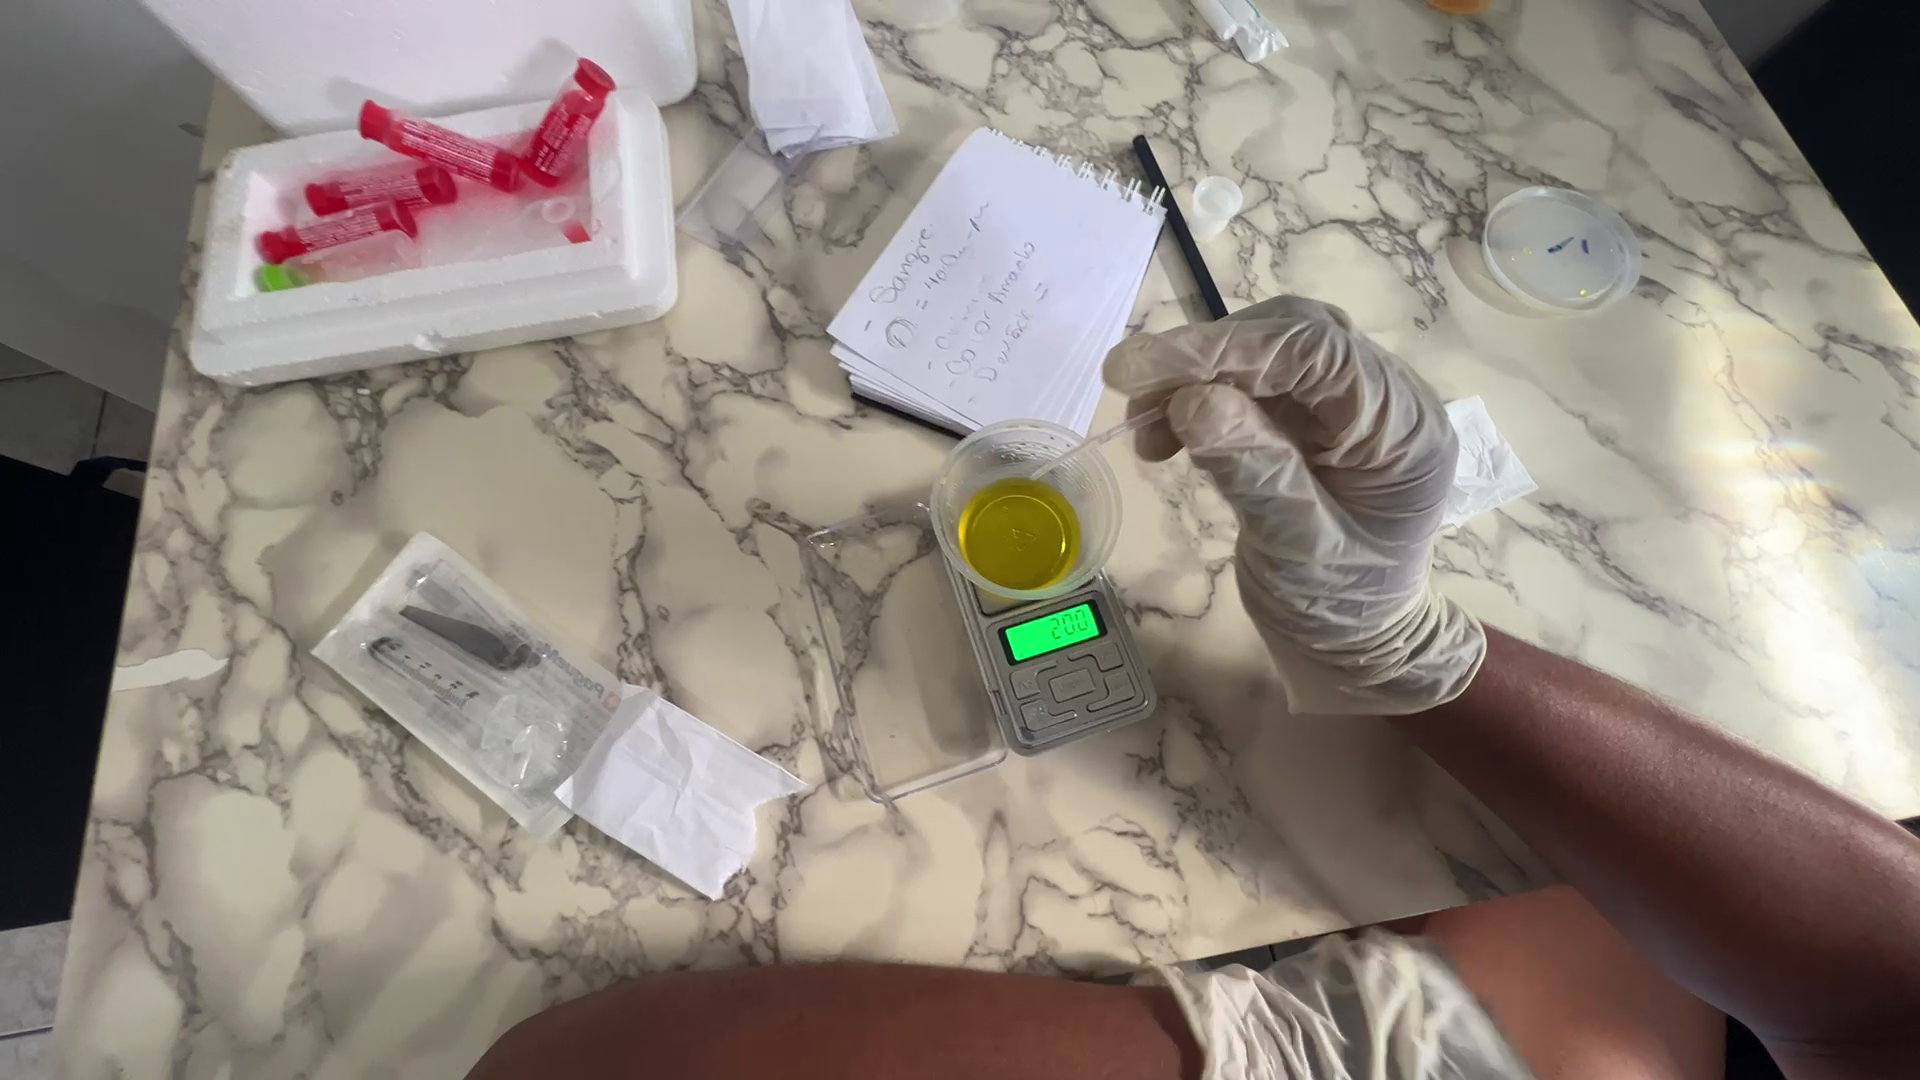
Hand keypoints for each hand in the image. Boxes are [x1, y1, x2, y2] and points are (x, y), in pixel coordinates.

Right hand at [1103, 296, 1482, 713]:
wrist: (1350, 636)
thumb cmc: (1334, 605)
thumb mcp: (1294, 547)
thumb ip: (1254, 471)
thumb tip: (1191, 400)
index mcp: (1400, 428)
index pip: (1316, 352)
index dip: (1227, 348)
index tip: (1142, 368)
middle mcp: (1380, 398)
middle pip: (1290, 336)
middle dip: (1204, 358)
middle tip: (1131, 393)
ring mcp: (1343, 405)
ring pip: (1264, 353)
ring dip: (1194, 377)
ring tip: (1143, 426)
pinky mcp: (1308, 417)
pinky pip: (1249, 386)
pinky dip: (1198, 400)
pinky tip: (1165, 435)